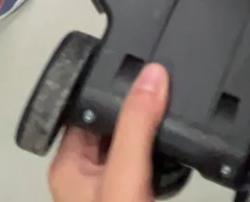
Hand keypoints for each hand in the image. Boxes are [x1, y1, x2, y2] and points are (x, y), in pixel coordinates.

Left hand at [49, 63, 169, 201]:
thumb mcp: (125, 175)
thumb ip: (137, 126)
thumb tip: (152, 74)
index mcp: (70, 163)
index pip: (90, 103)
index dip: (117, 81)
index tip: (147, 61)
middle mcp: (86, 170)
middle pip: (115, 117)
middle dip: (142, 101)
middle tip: (170, 81)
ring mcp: (110, 180)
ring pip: (135, 135)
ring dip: (156, 123)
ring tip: (176, 106)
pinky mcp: (133, 190)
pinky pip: (148, 153)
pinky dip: (164, 144)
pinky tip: (179, 143)